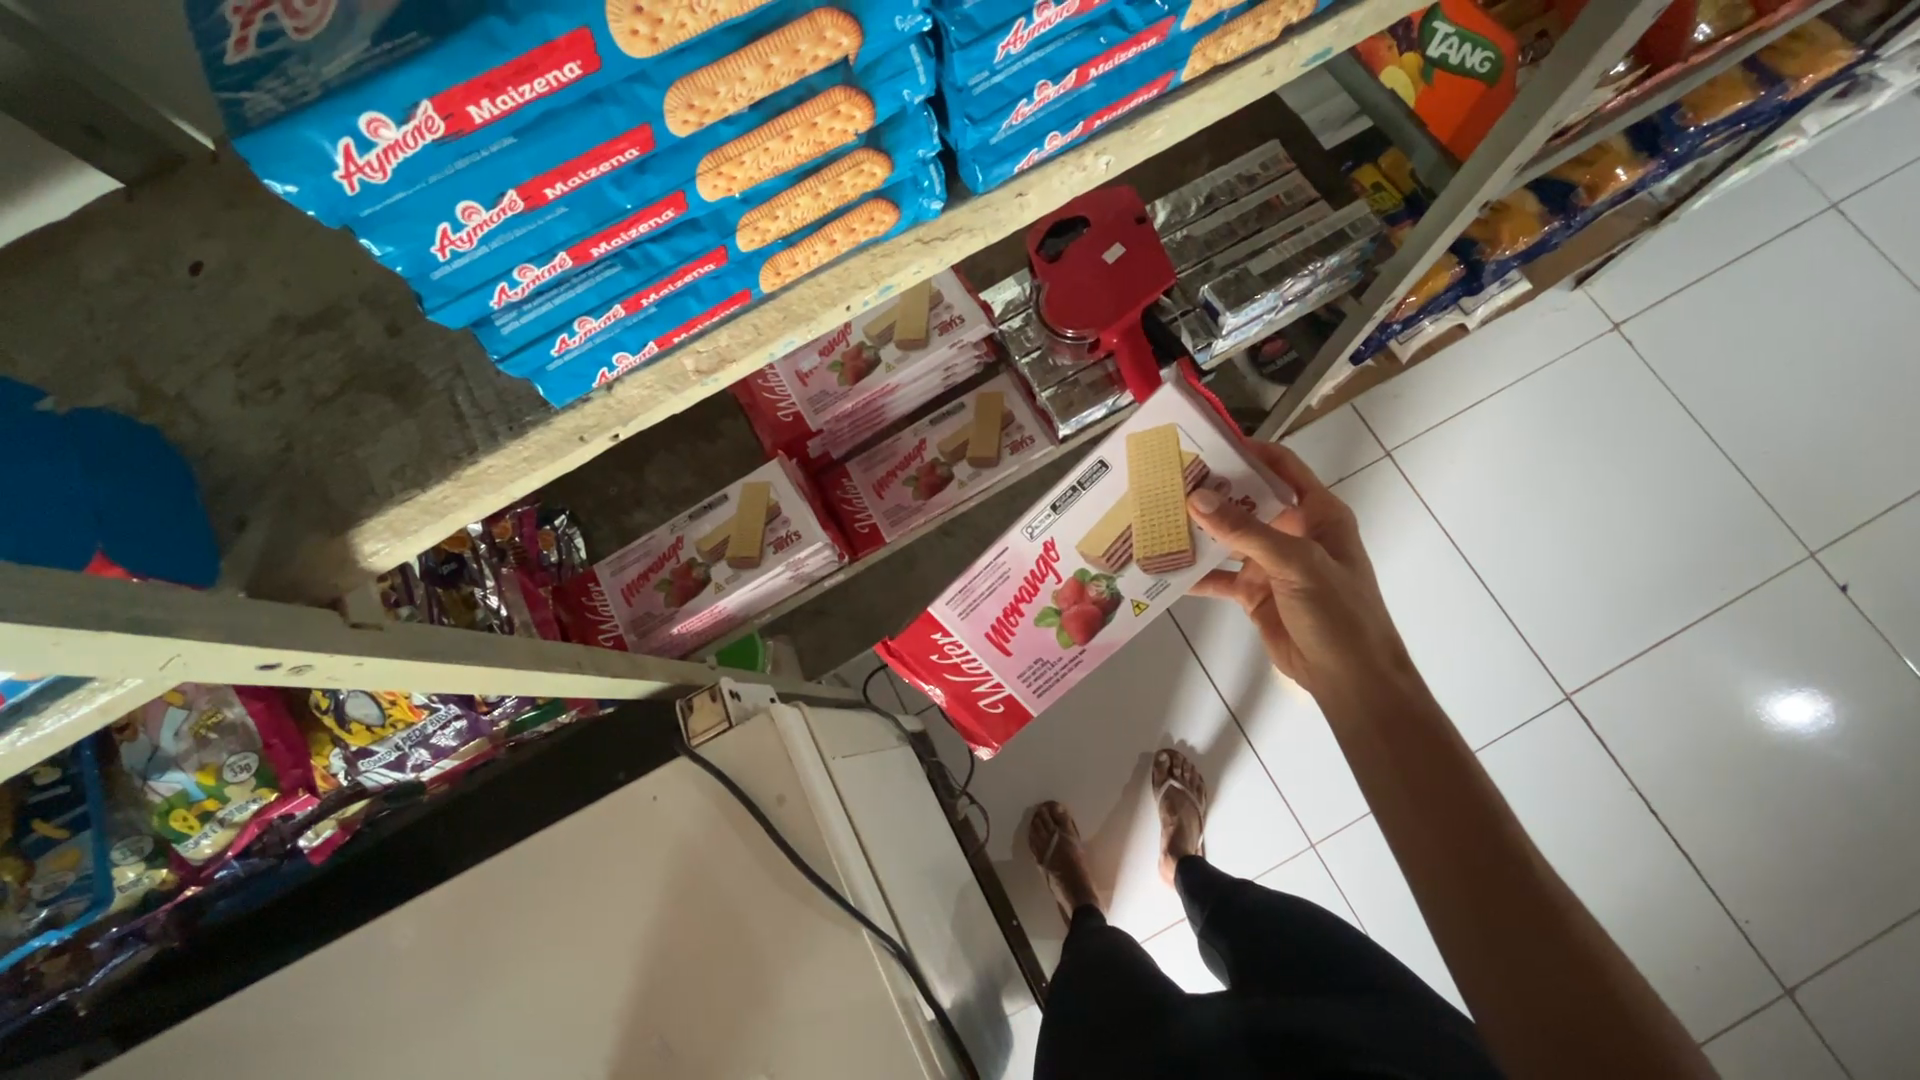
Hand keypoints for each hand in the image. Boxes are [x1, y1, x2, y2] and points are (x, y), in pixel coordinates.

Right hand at [1186, 443, 1416, 702]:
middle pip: (1249, 501)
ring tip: (1158, 517)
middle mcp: (1294, 532)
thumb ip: (1246, 531)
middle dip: (1213, 491)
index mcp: (1318, 514)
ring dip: (1199, 531)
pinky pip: (1220, 576)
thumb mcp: (1296, 563)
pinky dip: (1196, 573)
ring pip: (1229, 538)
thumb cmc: (1339, 612)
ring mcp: (1273, 564)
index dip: (1250, 452)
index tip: (1207, 443)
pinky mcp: (1255, 593)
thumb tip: (1197, 498)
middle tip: (1169, 479)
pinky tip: (1166, 567)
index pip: (1283, 468)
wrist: (1349, 677)